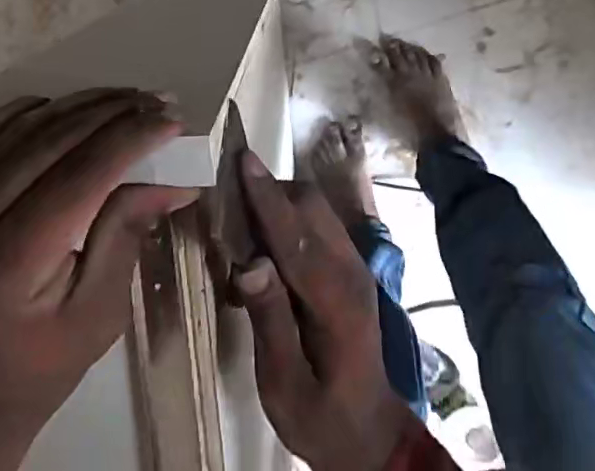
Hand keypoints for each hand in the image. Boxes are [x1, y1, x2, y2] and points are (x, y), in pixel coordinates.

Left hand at [0, 89, 198, 470]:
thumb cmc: (40, 368)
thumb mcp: (98, 315)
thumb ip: (126, 236)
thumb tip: (172, 180)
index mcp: (5, 267)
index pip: (78, 177)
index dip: (129, 140)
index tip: (171, 120)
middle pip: (49, 142)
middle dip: (112, 113)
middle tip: (158, 100)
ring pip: (19, 129)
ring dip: (79, 105)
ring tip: (126, 98)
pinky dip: (32, 112)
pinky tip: (68, 109)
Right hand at [236, 149, 416, 470]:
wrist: (369, 432)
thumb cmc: (320, 416)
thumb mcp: (284, 386)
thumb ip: (270, 321)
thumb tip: (250, 262)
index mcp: (337, 303)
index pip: (297, 238)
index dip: (268, 198)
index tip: (244, 161)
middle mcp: (351, 271)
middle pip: (310, 207)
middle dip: (269, 193)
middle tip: (225, 206)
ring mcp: (354, 265)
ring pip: (315, 208)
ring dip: (277, 202)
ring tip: (239, 225)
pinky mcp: (349, 266)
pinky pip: (317, 223)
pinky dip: (287, 217)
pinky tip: (262, 245)